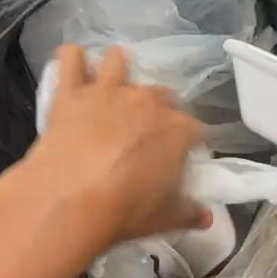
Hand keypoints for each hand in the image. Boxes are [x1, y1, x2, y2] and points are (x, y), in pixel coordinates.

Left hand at [18, 45, 209, 245]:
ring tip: (111, 84)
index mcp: (177, 129)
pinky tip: (73, 65)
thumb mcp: (167, 218)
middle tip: (146, 130)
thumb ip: (190, 212)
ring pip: (117, 61)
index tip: (183, 154)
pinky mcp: (70, 93)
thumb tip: (206, 218)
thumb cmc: (127, 210)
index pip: (195, 129)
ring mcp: (107, 92)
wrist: (71, 200)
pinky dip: (72, 59)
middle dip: (158, 107)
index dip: (190, 141)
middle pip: (161, 94)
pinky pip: (70, 59)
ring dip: (117, 68)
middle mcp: (146, 101)